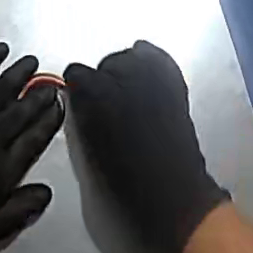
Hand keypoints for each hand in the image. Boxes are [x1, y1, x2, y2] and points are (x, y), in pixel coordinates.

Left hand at [0, 43, 64, 252]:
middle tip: (50, 85)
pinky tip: (0, 50)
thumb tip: (46, 193)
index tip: (59, 106)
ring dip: (19, 74)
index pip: (36, 137)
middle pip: (23, 110)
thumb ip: (19, 210)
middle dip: (39, 96)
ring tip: (31, 62)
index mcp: (3, 170)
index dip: (50, 120)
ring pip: (2, 89)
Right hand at [64, 41, 229, 252]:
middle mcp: (124, 74)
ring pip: (134, 55)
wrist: (170, 198)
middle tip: (109, 108)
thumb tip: (81, 105)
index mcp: (93, 94)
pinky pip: (159, 59)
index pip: (76, 73)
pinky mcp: (175, 79)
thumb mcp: (86, 153)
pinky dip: (153, 66)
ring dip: (130, 72)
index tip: (80, 101)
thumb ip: (81, 119)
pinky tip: (150, 81)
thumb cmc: (124, 186)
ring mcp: (153, 74)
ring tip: (131, 97)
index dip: (78, 89)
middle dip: (105, 80)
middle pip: (107, 62)